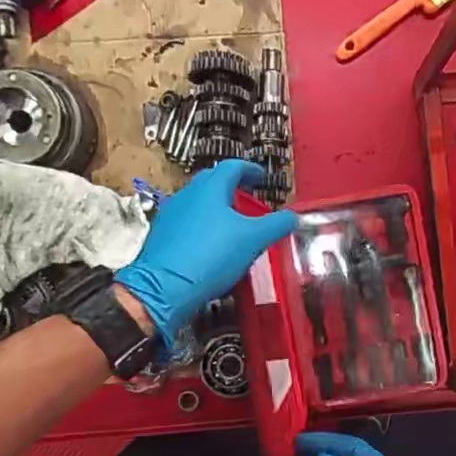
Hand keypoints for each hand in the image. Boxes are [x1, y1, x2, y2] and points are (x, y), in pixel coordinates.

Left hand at [115, 159, 296, 344]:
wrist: (163, 289)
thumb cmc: (210, 257)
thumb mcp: (252, 240)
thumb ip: (275, 225)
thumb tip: (293, 217)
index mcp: (210, 188)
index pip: (233, 167)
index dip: (250, 170)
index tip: (261, 177)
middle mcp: (188, 195)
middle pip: (214, 183)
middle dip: (234, 189)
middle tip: (250, 201)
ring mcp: (171, 215)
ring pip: (199, 204)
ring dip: (218, 210)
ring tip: (234, 227)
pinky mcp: (162, 237)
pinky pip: (188, 224)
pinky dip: (204, 228)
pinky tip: (212, 248)